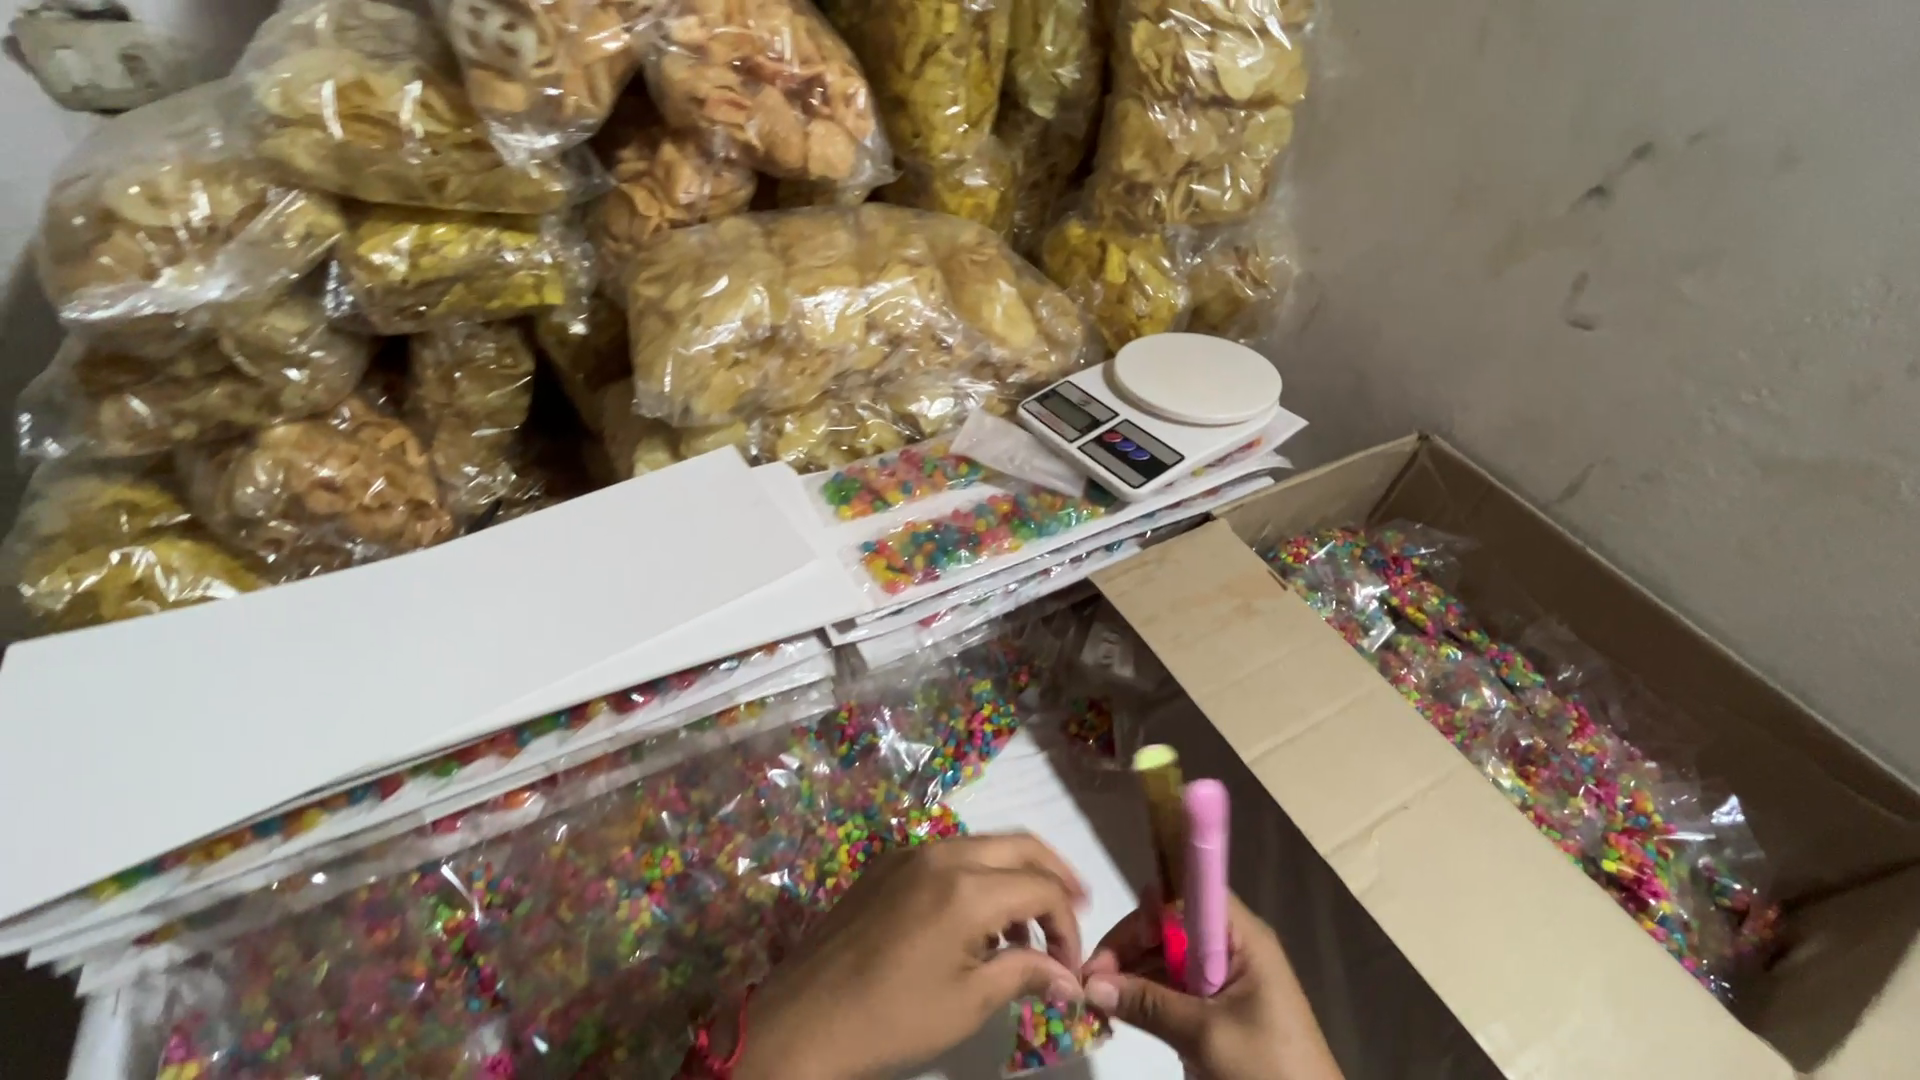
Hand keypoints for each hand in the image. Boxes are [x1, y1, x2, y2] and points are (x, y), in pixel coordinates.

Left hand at [728, 833, 1088, 1079]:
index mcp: (967, 887)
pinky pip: (949, 855)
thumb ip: (1025, 974)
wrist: (804, 1018)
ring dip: (1014, 876)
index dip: (1068, 925)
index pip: (1042, 888)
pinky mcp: (887, 863)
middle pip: (1020, 846)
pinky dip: (978, 876)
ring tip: (1024, 930)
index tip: (1070, 966)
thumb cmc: (892, 1017)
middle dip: (1054, 876)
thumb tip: (1070, 979)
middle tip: (1075, 912)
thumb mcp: (968, 1002)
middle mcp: (942, 853)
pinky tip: (976, 921)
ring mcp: (910, 852)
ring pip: (984, 846)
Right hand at [1082, 892, 1342, 1079]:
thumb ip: (1149, 1005)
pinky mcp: (1223, 1004)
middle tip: (1093, 980)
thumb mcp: (1205, 1036)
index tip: (1115, 948)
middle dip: (1130, 947)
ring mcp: (1228, 975)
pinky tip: (1122, 1010)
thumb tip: (1090, 985)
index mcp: (1242, 937)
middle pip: (1170, 926)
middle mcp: (1234, 945)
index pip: (1184, 896)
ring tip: (1099, 1000)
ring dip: (1134, 973)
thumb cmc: (1268, 1069)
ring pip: (1169, 955)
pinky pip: (1177, 984)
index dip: (1147, 913)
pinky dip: (1149, 994)